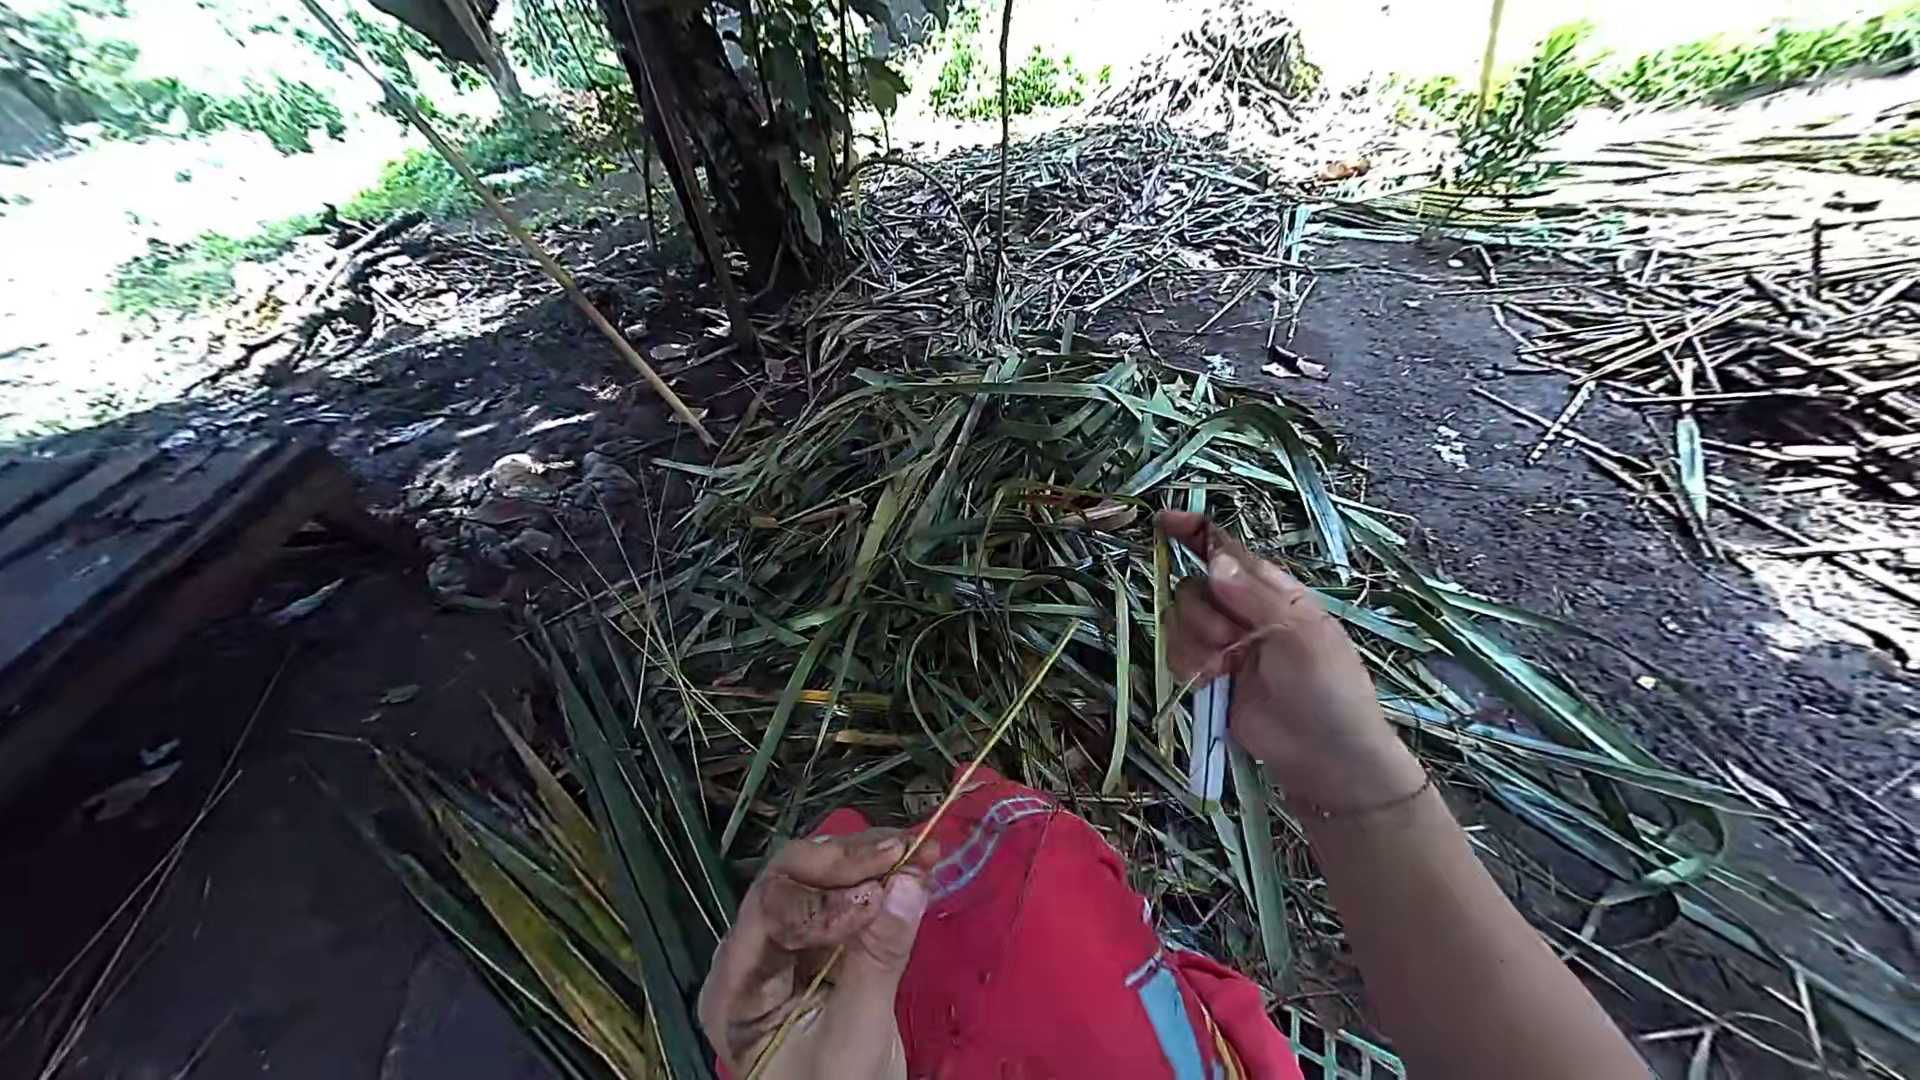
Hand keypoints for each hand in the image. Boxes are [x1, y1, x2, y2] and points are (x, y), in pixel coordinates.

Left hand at [698, 829, 937, 1079]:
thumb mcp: (856, 1038)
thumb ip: (877, 960)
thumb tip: (908, 882)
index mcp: (737, 984)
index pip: (769, 909)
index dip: (824, 895)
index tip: (878, 896)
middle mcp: (754, 948)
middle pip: (792, 877)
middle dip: (850, 862)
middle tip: (902, 852)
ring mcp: (789, 936)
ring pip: (822, 871)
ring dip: (873, 857)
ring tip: (919, 850)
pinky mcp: (825, 931)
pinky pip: (849, 888)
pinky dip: (884, 873)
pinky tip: (916, 864)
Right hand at [1161, 511, 1424, 813]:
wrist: (1323, 755)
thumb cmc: (1328, 688)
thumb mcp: (1300, 635)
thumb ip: (1253, 597)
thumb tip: (1211, 562)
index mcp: (1271, 591)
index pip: (1225, 550)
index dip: (1194, 532)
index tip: (1162, 522)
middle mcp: (1240, 610)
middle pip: (1193, 587)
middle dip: (1202, 613)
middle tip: (1229, 640)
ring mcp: (1221, 643)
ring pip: (1179, 620)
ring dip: (1194, 643)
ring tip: (1222, 669)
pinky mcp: (1206, 672)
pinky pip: (1175, 652)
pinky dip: (1186, 664)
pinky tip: (1209, 681)